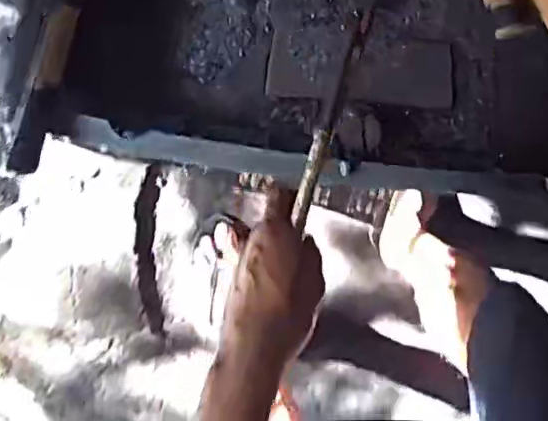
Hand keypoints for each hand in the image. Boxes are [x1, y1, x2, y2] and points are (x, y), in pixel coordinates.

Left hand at [217, 186, 324, 376]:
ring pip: (261, 247)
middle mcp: (252, 241)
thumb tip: (306, 244)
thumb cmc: (285, 315)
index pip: (280, 194)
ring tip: (291, 277)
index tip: (302, 195)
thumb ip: (311, 253)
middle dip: (286, 231)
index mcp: (274, 231)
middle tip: (303, 247)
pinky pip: (253, 267)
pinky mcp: (232, 284)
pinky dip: (264, 273)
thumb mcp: (315, 279)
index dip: (293, 193)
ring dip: (274, 254)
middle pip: (271, 223)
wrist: (251, 354)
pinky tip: (276, 295)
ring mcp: (239, 263)